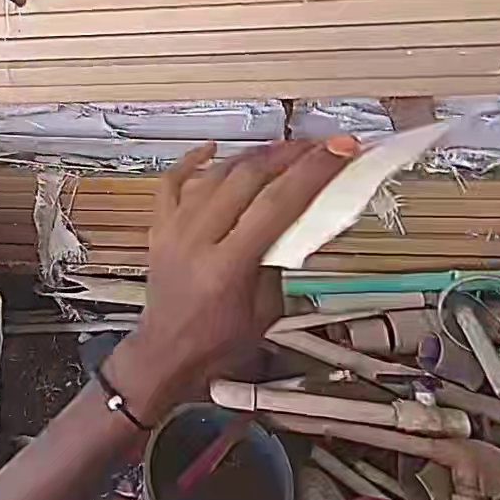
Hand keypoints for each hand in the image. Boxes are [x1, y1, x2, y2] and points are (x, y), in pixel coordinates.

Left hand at [102, 137, 356, 421]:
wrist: (167, 353)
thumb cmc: (219, 340)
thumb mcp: (267, 309)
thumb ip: (281, 258)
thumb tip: (300, 214)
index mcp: (228, 267)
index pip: (277, 204)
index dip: (312, 172)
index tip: (340, 150)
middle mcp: (196, 240)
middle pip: (247, 179)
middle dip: (288, 155)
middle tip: (318, 146)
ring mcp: (173, 230)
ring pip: (215, 176)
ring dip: (253, 156)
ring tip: (283, 149)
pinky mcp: (159, 228)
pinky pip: (171, 183)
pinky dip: (193, 161)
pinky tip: (213, 147)